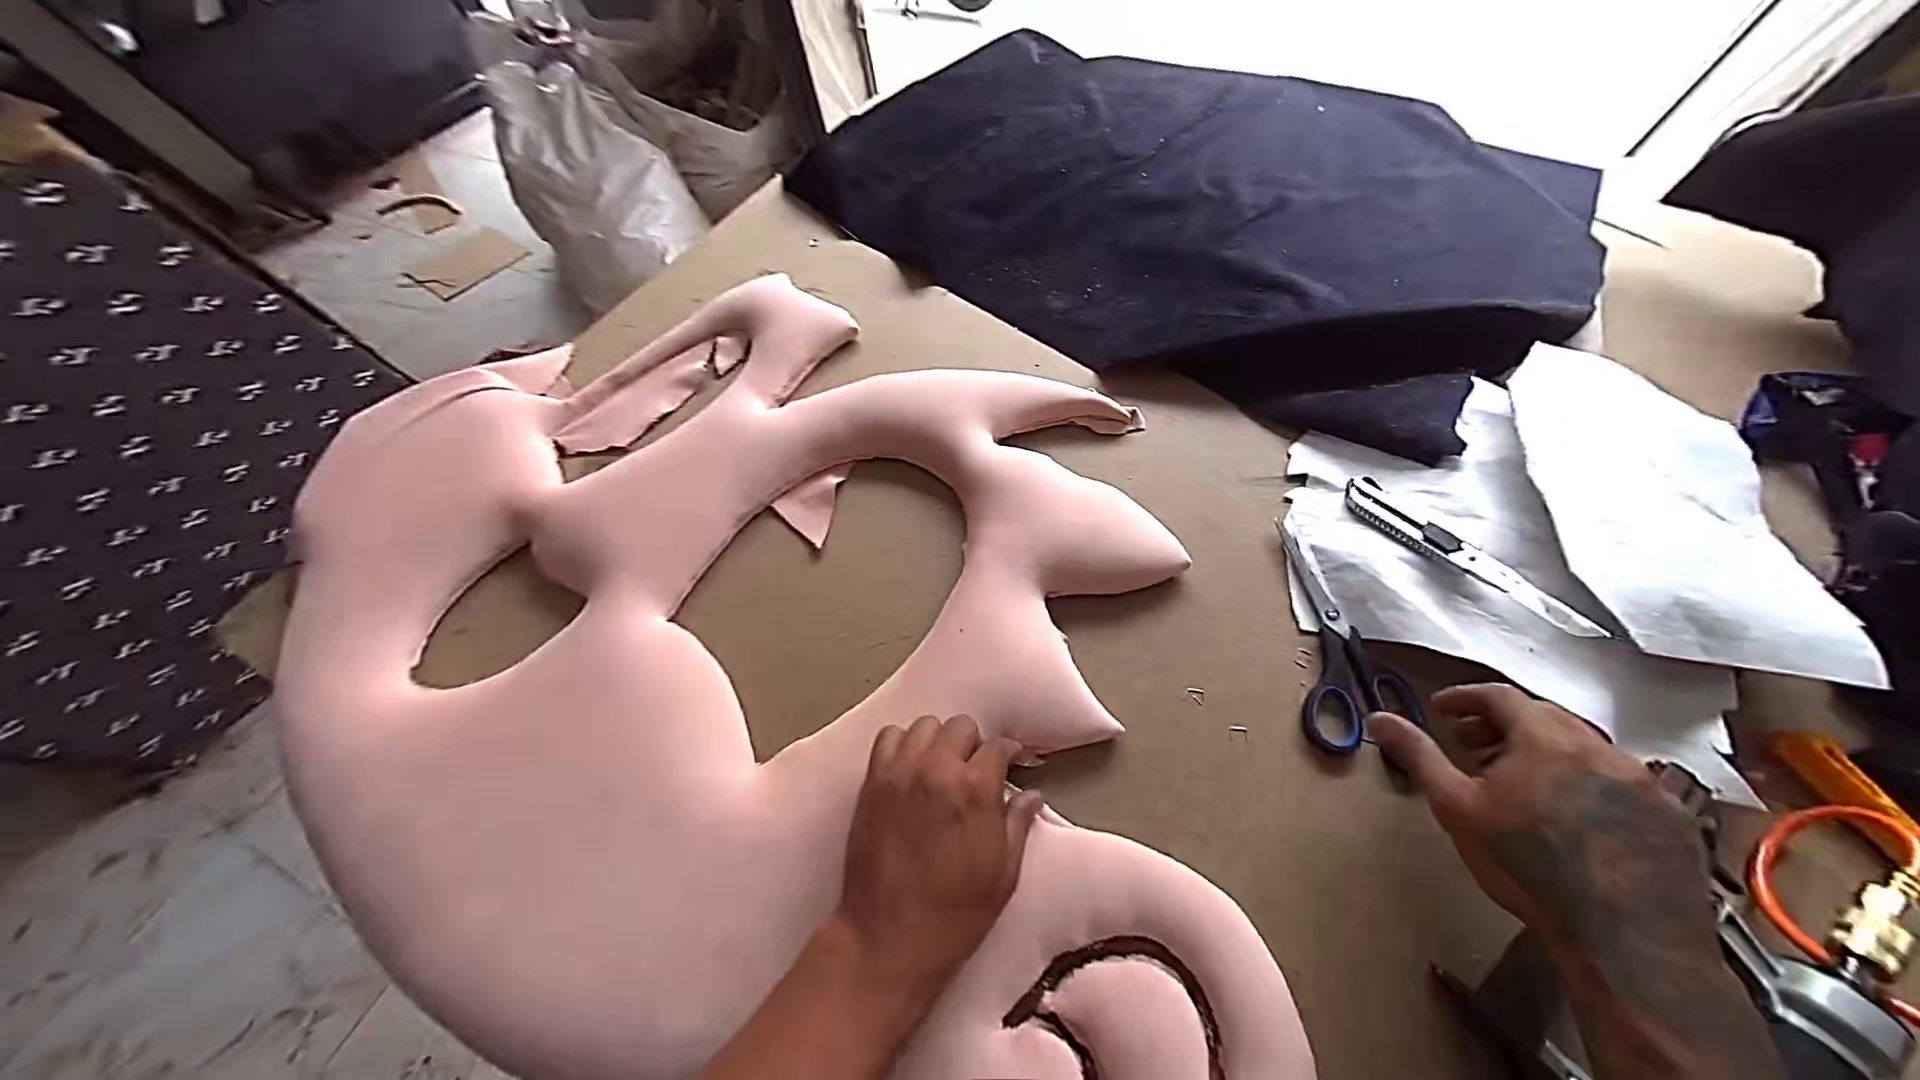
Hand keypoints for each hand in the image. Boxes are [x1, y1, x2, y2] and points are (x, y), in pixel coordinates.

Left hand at [834, 714, 1045, 1003]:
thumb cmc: (954, 914)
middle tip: (976, 770)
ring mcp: (900, 772)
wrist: (887, 939)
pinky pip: (888, 737)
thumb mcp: (1003, 875)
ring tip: (942, 766)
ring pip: (925, 725)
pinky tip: (911, 767)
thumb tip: (1031, 796)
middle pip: (962, 727)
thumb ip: (1017, 824)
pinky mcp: (872, 782)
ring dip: (939, 741)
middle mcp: (936, 770)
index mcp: (975, 790)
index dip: (1009, 755)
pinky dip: (903, 744)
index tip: (1011, 763)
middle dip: (974, 745)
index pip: (998, 746)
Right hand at [1366, 684, 1706, 951]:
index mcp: (1546, 740)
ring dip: (1545, 750)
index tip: (1444, 709)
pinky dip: (1585, 779)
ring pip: (1585, 747)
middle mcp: (1601, 751)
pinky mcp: (1673, 819)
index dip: (1466, 697)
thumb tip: (1380, 719)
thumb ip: (1418, 755)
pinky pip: (1621, 780)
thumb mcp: (1456, 806)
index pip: (1501, 696)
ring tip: (1518, 779)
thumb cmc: (1528, 867)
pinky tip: (1569, 811)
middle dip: (1502, 722)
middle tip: (1472, 743)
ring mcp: (1645, 785)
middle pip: (1544, 716)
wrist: (1625, 940)